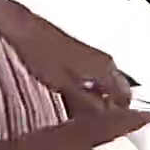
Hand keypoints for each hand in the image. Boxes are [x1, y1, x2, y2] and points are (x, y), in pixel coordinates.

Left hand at [3, 14, 132, 111]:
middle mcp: (107, 62)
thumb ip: (87, 102)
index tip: (110, 119)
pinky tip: (78, 88)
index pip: (124, 96)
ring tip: (86, 102)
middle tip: (99, 113)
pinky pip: (99, 72)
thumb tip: (103, 114)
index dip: (119, 111)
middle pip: (120, 87)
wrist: (25, 30)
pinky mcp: (86, 53)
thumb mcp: (64, 85)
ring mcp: (97, 56)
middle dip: (112, 101)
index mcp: (107, 71)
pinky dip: (94, 83)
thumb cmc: (42, 54)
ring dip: (103, 92)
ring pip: (109, 80)